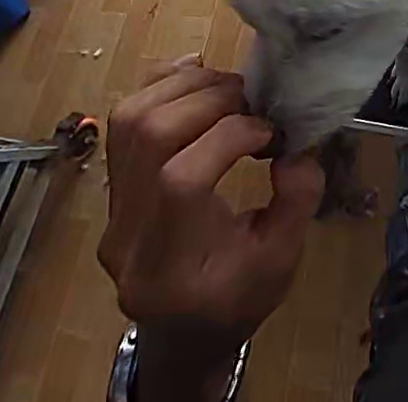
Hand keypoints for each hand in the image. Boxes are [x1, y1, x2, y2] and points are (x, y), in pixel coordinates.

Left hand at [97, 56, 323, 380]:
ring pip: (131, 119)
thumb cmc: (237, 300)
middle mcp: (126, 233)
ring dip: (185, 86)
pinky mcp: (113, 184)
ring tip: (229, 88)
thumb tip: (294, 148)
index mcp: (170, 265)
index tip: (270, 131)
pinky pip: (125, 120)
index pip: (181, 179)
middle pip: (149, 136)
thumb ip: (296, 204)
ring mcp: (111, 206)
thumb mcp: (282, 263)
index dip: (230, 137)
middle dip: (208, 100)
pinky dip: (161, 85)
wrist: (183, 330)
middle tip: (251, 100)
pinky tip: (197, 76)